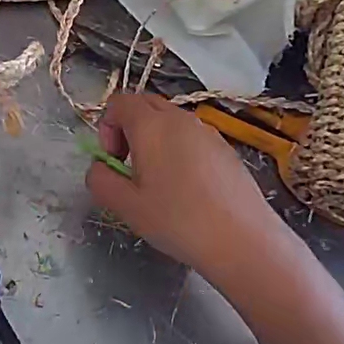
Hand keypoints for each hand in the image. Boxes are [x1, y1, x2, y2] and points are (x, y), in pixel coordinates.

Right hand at [86, 91, 292, 285]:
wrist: (243, 240)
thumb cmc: (178, 221)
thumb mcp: (126, 206)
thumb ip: (100, 180)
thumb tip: (99, 168)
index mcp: (150, 125)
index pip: (118, 103)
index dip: (107, 127)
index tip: (113, 160)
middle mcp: (179, 118)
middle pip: (144, 105)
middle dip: (129, 128)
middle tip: (130, 167)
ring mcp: (206, 130)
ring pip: (169, 120)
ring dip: (154, 139)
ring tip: (159, 180)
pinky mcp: (225, 147)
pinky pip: (191, 136)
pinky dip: (179, 149)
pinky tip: (188, 188)